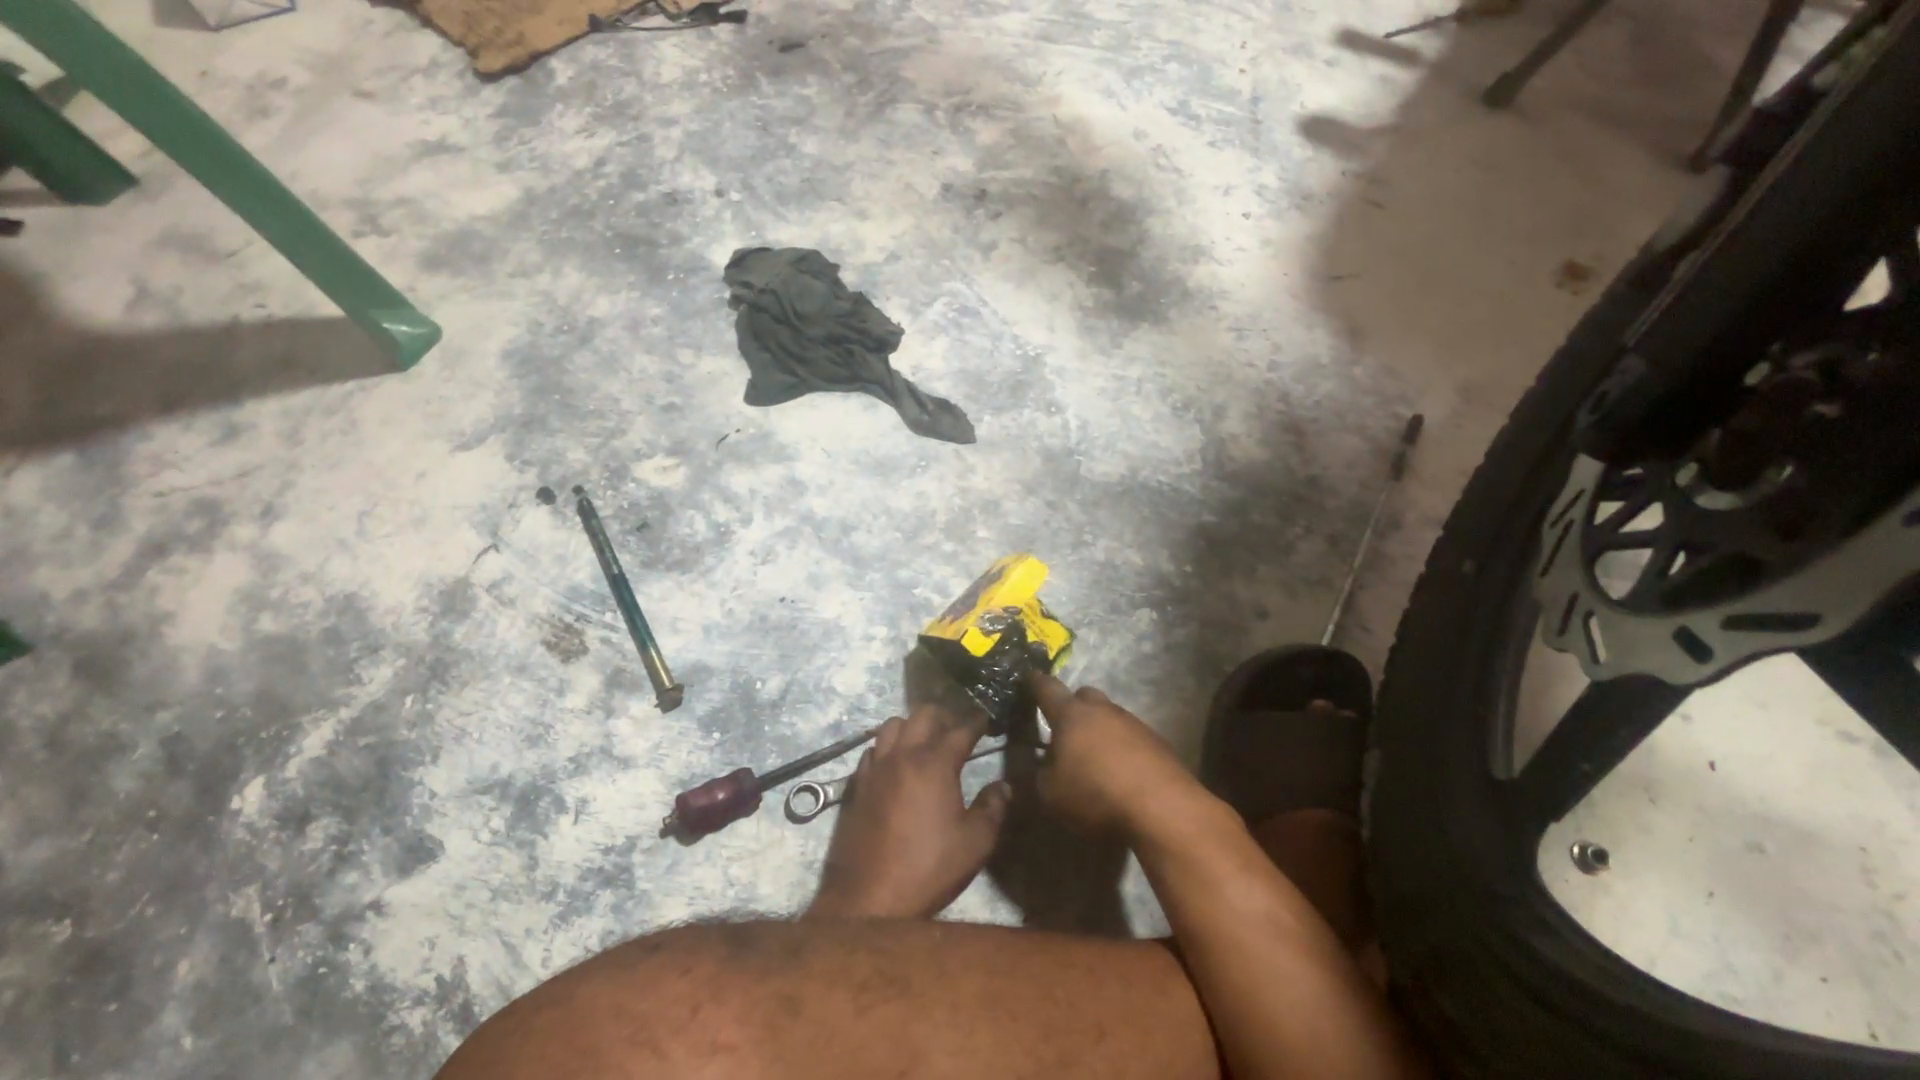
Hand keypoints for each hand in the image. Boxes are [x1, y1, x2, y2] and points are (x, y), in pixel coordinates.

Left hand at [806, 705, 1010, 919]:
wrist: (868, 899)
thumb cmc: (928, 869)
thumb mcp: (975, 843)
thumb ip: (992, 807)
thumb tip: (1002, 785)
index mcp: (935, 764)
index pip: (960, 729)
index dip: (976, 721)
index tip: (987, 719)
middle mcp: (902, 756)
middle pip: (922, 715)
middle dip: (944, 716)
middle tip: (958, 730)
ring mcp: (874, 769)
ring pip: (891, 726)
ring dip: (912, 726)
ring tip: (925, 742)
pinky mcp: (856, 786)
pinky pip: (873, 750)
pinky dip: (888, 747)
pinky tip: (896, 765)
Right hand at [1032, 673, 1200, 837]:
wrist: (1162, 808)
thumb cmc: (1096, 795)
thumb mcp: (1051, 794)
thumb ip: (1040, 774)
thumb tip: (1043, 763)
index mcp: (1071, 716)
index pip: (1048, 689)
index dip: (1035, 682)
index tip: (1029, 676)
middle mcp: (1103, 710)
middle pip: (1084, 695)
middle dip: (1072, 706)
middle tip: (1064, 728)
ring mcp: (1134, 724)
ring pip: (1110, 716)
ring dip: (1099, 730)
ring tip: (1093, 757)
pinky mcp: (1157, 743)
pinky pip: (1131, 737)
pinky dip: (1121, 748)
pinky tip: (1121, 772)